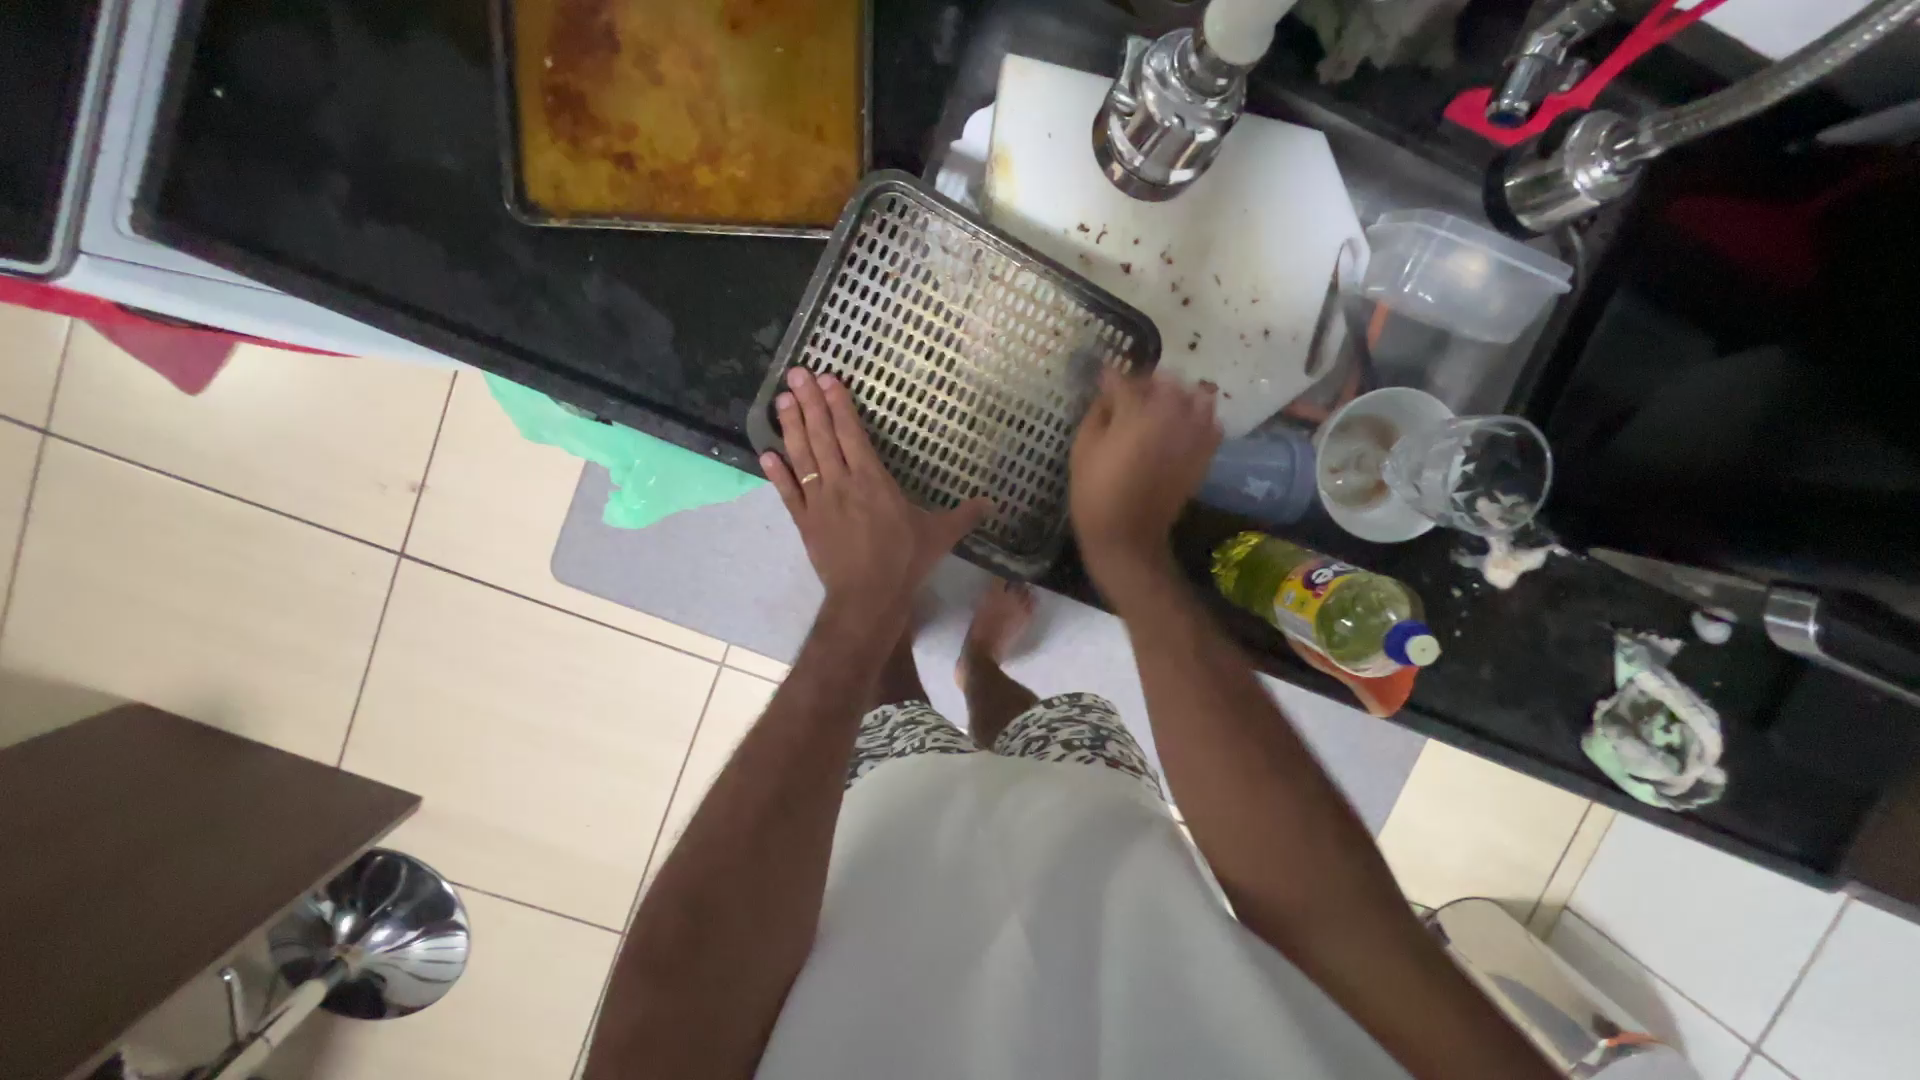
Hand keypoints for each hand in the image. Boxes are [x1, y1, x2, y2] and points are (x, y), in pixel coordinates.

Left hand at [762, 368, 989, 625]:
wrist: (868, 596)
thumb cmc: (905, 561)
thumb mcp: (940, 535)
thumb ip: (964, 515)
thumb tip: (991, 503)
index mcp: (873, 479)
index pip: (852, 433)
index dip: (839, 404)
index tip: (827, 379)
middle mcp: (842, 483)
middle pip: (822, 436)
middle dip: (809, 402)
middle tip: (796, 374)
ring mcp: (819, 502)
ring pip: (802, 457)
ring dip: (791, 427)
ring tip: (781, 399)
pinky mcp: (805, 523)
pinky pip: (788, 493)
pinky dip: (777, 473)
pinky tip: (766, 453)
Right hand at [1069, 369, 1221, 583]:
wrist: (1127, 535)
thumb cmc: (1095, 491)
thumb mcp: (1083, 447)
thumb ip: (1099, 411)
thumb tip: (1109, 393)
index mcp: (1136, 412)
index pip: (1125, 381)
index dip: (1112, 378)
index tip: (1104, 379)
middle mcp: (1172, 415)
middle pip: (1168, 381)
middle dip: (1149, 383)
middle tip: (1133, 395)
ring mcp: (1194, 434)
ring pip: (1198, 396)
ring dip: (1181, 396)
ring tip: (1164, 409)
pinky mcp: (1205, 453)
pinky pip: (1212, 423)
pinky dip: (1200, 419)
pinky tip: (1183, 430)